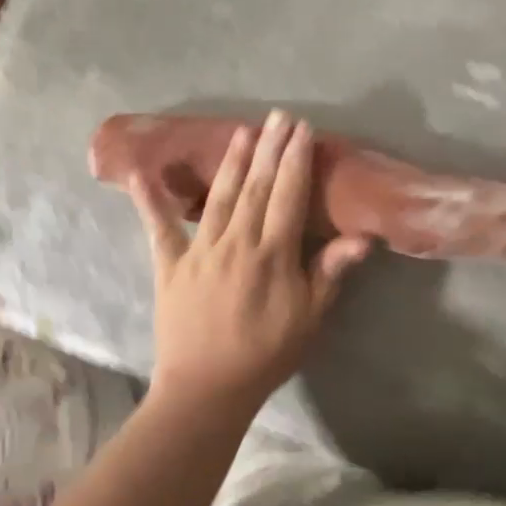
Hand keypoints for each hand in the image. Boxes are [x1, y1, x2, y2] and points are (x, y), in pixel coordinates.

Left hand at [127, 110, 371, 412]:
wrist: (205, 391)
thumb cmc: (265, 355)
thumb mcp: (309, 318)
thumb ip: (330, 273)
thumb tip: (362, 237)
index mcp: (272, 255)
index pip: (288, 196)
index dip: (296, 160)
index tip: (303, 129)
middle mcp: (236, 243)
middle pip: (257, 187)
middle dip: (270, 148)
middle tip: (279, 115)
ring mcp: (199, 251)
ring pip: (220, 197)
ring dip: (233, 161)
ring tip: (244, 131)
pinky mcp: (169, 265)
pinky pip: (159, 228)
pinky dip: (150, 201)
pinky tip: (143, 173)